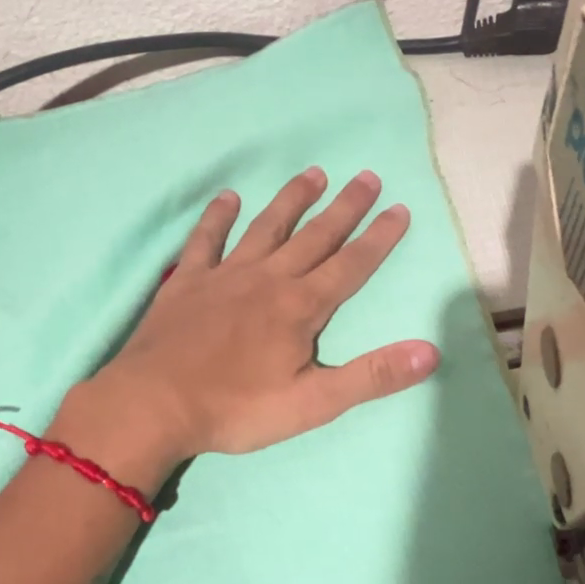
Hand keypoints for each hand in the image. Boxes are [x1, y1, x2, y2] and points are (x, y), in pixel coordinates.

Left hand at [87, 167, 438, 461]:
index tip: (399, 209)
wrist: (153, 405)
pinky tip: (228, 198)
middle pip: (314, 236)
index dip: (378, 238)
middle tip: (366, 176)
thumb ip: (371, 376)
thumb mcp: (314, 403)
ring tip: (312, 174)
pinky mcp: (186, 283)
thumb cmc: (237, 409)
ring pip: (265, 228)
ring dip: (291, 201)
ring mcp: (223, 276)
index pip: (350, 266)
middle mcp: (267, 279)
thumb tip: (430, 353)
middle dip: (344, 207)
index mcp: (300, 308)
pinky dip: (218, 217)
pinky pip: (206, 240)